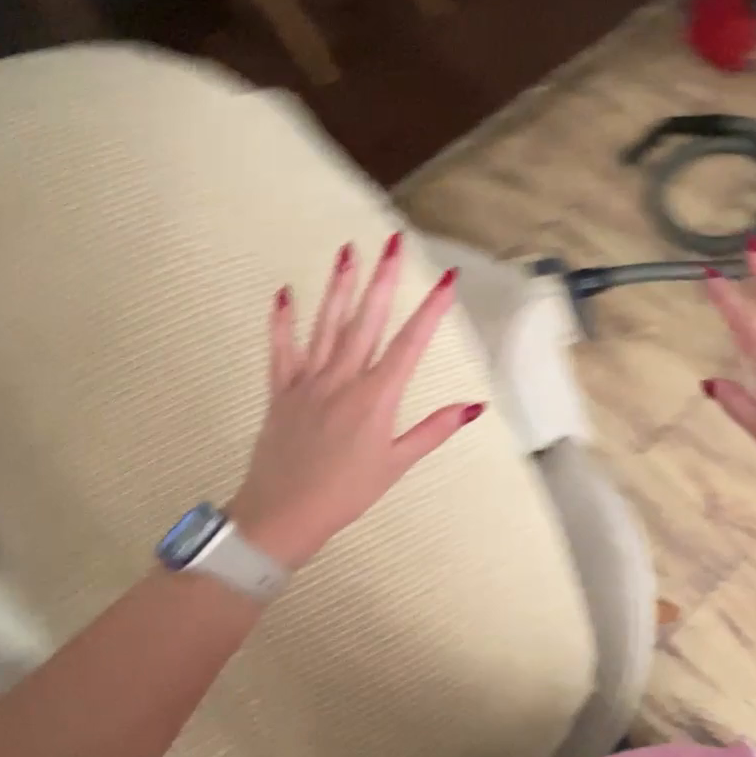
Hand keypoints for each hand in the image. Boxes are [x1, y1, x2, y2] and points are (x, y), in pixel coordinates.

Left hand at [230, 236, 483, 569]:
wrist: (281, 514)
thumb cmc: (347, 492)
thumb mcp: (397, 463)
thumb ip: (434, 430)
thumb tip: (474, 406)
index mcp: (376, 397)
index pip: (409, 343)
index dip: (431, 309)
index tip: (447, 279)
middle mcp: (342, 379)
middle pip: (367, 320)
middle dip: (383, 279)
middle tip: (393, 242)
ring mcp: (308, 382)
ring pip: (326, 325)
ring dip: (338, 286)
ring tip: (347, 251)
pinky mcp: (280, 391)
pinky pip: (280, 350)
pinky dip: (282, 321)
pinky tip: (284, 293)